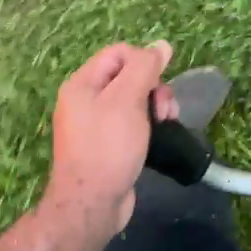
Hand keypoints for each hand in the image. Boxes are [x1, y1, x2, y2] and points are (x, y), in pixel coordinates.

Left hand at [43, 41, 177, 234]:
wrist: (91, 205)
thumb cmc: (107, 147)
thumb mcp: (127, 100)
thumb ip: (144, 67)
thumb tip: (161, 45)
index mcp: (83, 84)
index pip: (119, 53)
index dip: (144, 61)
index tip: (160, 82)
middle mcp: (85, 100)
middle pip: (128, 76)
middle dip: (153, 87)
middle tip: (165, 110)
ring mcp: (96, 125)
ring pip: (134, 100)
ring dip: (155, 106)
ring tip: (167, 124)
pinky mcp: (107, 145)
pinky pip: (132, 122)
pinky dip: (148, 124)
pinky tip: (159, 136)